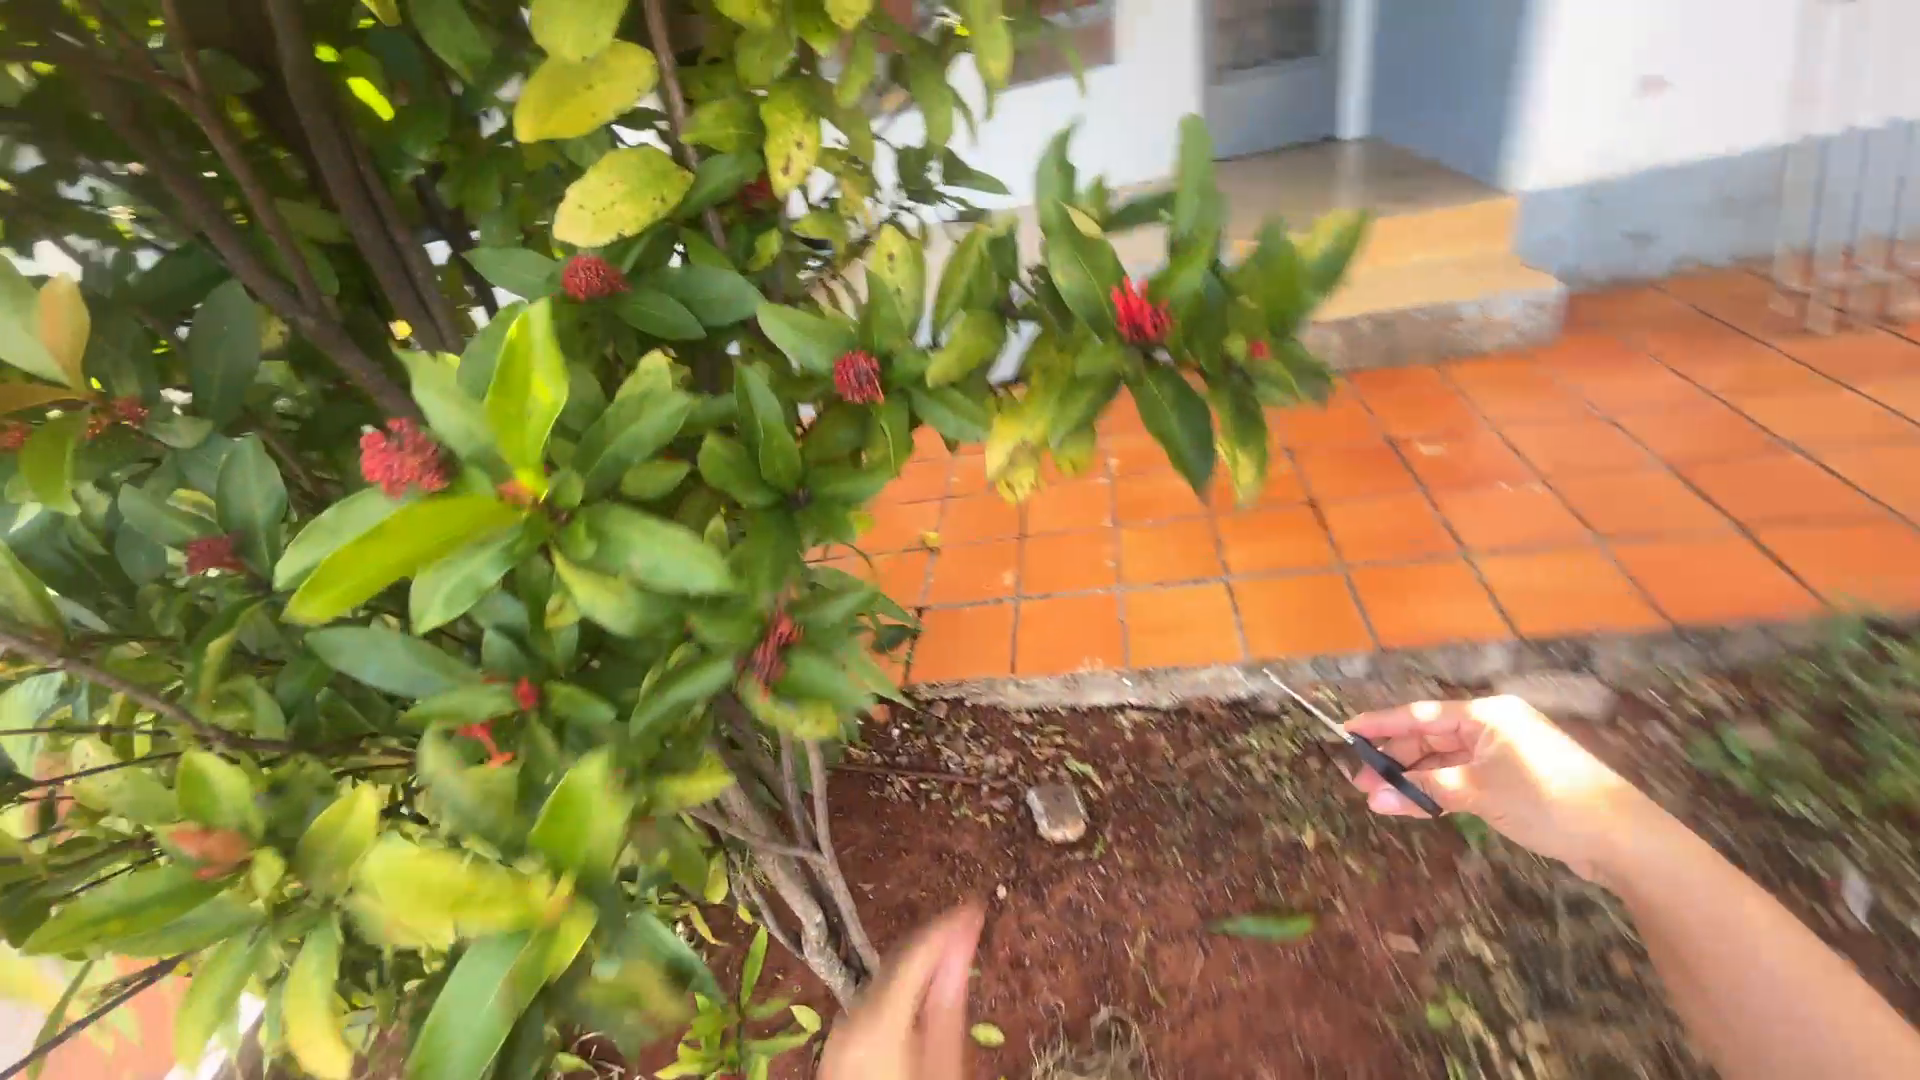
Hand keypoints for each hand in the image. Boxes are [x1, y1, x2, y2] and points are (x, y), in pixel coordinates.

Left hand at [817, 905, 984, 1079]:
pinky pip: (872, 1002)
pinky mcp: (838, 1043)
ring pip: (884, 979)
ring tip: (951, 951)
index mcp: (877, 1015)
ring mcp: (839, 1028)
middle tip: (968, 922)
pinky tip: (921, 990)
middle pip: (897, 962)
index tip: (975, 904)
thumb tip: (964, 939)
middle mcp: (850, 1012)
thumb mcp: (943, 1060)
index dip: (947, 922)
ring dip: (917, 964)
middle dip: (933, 940)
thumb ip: (949, 999)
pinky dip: (899, 989)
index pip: (915, 949)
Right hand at [1344, 696, 1661, 879]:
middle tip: (1361, 781)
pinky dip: (1437, 792)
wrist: (1625, 840)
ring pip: (1443, 762)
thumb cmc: (1548, 800)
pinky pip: (1461, 780)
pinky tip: (1412, 806)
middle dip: (1394, 760)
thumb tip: (1373, 798)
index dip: (1380, 724)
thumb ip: (1421, 789)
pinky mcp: (1513, 783)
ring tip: (1379, 798)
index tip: (1345, 732)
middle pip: (1429, 738)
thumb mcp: (1476, 791)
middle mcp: (1493, 728)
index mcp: (1486, 714)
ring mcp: (1504, 756)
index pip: (1419, 714)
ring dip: (1412, 779)